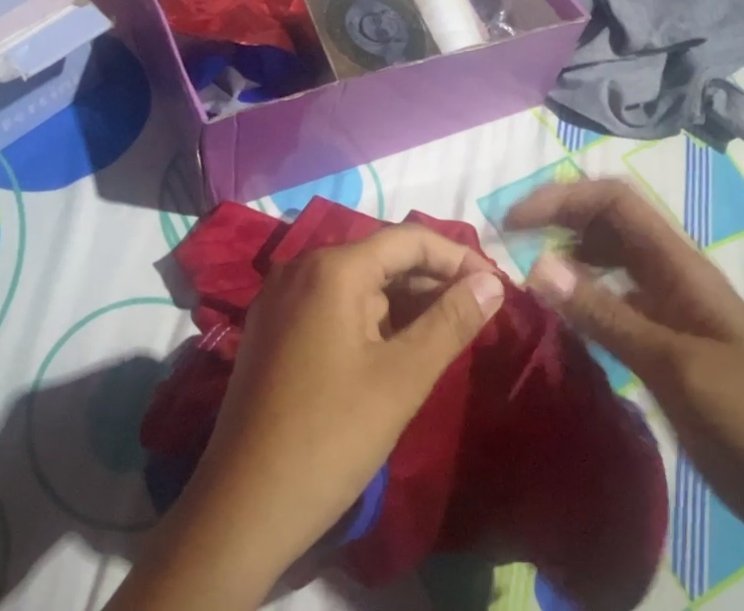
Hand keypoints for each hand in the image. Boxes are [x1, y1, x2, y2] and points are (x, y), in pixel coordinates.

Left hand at [109, 225, 504, 610]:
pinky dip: (372, 320)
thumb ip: (451, 321)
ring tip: (449, 336)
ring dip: (405, 303)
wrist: (245, 503)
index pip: (409, 240)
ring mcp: (280, 300)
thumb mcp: (402, 378)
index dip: (459, 257)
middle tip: (481, 316)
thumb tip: (492, 281)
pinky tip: (398, 350)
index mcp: (331, 268)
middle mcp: (299, 269)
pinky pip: (332, 307)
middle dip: (434, 282)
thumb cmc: (331, 436)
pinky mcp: (273, 331)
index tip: (498, 287)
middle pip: (381, 258)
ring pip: (358, 285)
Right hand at [508, 180, 743, 610]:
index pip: (616, 203)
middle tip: (506, 252)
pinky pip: (616, 312)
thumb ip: (608, 315)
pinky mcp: (669, 357)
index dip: (561, 199)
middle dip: (559, 223)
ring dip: (568, 263)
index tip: (510, 225)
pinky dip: (583, 307)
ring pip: (611, 268)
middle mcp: (675, 283)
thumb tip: (537, 264)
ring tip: (525, 287)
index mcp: (685, 270)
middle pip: (610, 226)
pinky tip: (561, 331)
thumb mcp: (678, 367)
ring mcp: (673, 320)